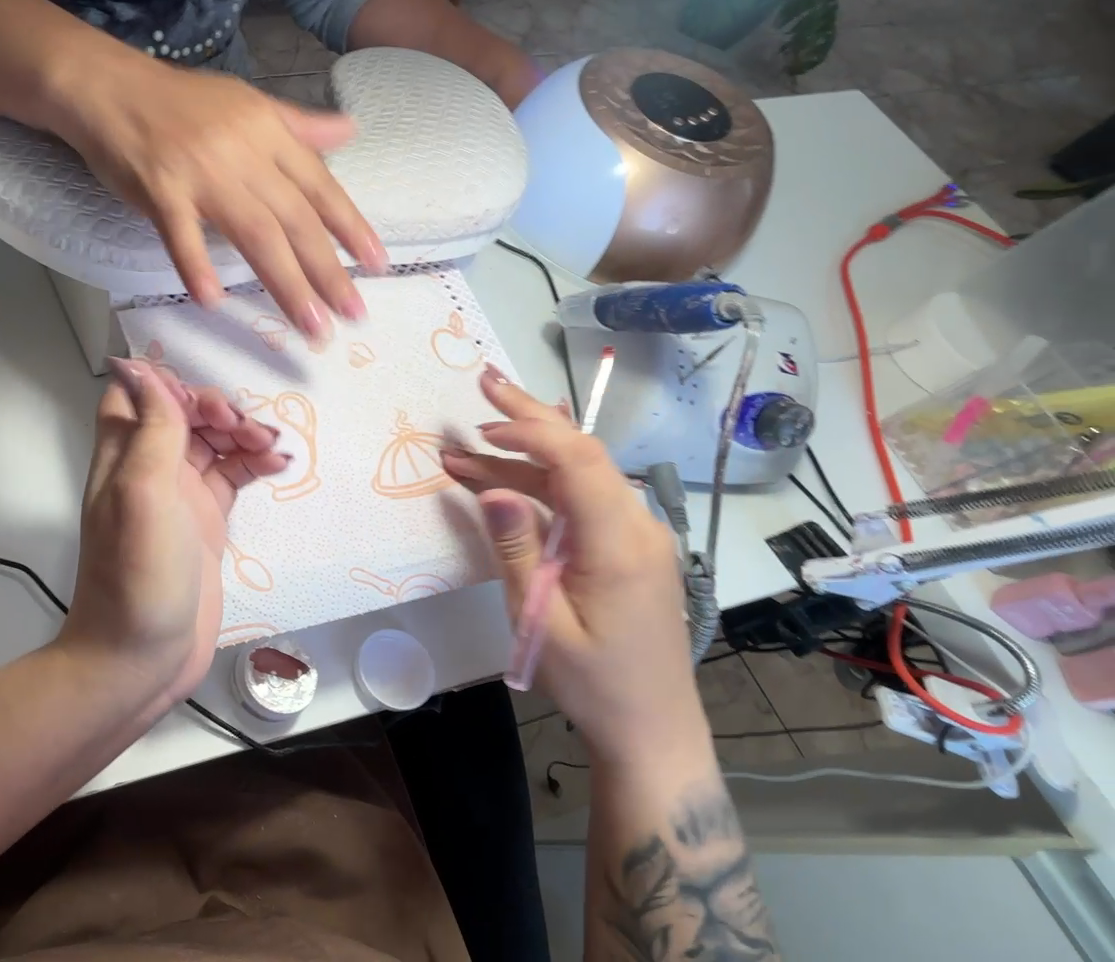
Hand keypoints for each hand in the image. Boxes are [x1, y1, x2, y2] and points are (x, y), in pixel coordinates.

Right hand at [50, 57, 386, 344]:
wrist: (111, 87)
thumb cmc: (179, 102)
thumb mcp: (248, 104)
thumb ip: (299, 127)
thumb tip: (350, 132)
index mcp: (268, 134)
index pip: (320, 187)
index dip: (351, 227)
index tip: (377, 266)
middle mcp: (244, 155)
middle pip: (294, 220)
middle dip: (328, 271)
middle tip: (352, 315)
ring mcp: (201, 174)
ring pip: (253, 233)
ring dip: (286, 283)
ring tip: (311, 325)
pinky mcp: (160, 191)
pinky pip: (180, 234)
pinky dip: (195, 266)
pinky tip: (212, 301)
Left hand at [58, 358, 288, 702]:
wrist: (140, 658)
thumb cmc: (136, 577)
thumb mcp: (143, 493)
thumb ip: (150, 430)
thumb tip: (140, 368)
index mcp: (123, 456)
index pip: (136, 395)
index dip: (168, 385)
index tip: (203, 400)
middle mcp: (147, 470)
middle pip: (182, 414)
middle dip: (217, 409)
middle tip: (243, 428)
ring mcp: (178, 497)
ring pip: (212, 443)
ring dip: (242, 434)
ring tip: (270, 447)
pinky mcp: (205, 524)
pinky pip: (232, 478)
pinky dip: (253, 464)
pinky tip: (277, 464)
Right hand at [442, 367, 709, 768]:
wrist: (652, 730)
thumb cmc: (592, 684)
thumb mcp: (541, 621)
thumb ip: (517, 551)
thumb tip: (492, 490)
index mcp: (620, 544)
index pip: (578, 461)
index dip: (529, 432)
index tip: (480, 425)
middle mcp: (637, 528)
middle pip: (583, 453)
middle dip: (531, 417)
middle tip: (485, 383)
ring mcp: (637, 538)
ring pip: (578, 477)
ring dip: (522, 461)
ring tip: (462, 453)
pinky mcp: (628, 550)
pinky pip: (583, 502)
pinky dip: (541, 487)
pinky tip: (505, 482)